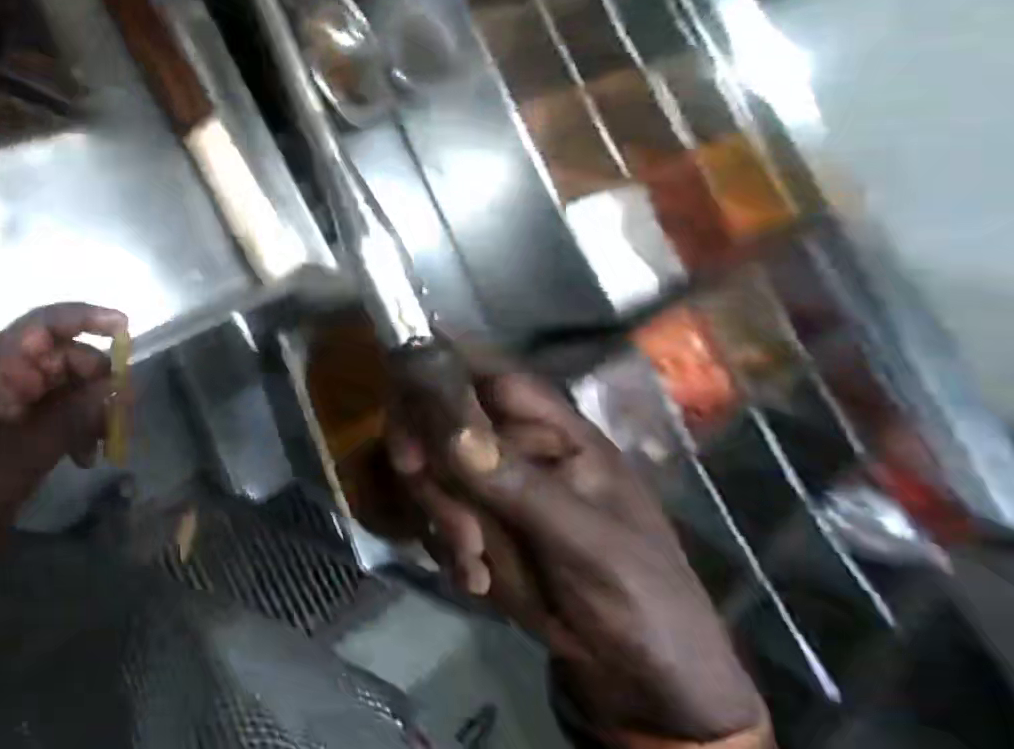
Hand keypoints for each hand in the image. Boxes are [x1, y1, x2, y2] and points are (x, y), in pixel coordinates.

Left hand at [0, 302, 126, 577]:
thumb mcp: (27, 449)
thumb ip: (76, 414)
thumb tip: (121, 386)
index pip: (45, 323)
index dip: (85, 317)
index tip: (125, 327)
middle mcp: (6, 377)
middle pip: (64, 357)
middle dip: (97, 378)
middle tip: (126, 411)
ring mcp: (12, 406)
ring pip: (65, 388)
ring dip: (91, 408)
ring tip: (108, 443)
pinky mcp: (18, 435)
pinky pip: (59, 416)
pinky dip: (78, 429)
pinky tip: (86, 458)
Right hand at [389, 371, 767, 742]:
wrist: (643, 679)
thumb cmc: (644, 600)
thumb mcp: (591, 545)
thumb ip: (521, 487)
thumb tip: (451, 431)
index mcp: (552, 429)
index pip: (478, 375)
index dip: (433, 387)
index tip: (410, 435)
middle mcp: (508, 441)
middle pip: (431, 419)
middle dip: (433, 476)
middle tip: (458, 529)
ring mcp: (484, 478)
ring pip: (421, 467)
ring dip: (438, 519)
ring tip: (478, 567)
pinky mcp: (466, 513)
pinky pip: (423, 509)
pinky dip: (440, 547)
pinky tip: (476, 580)